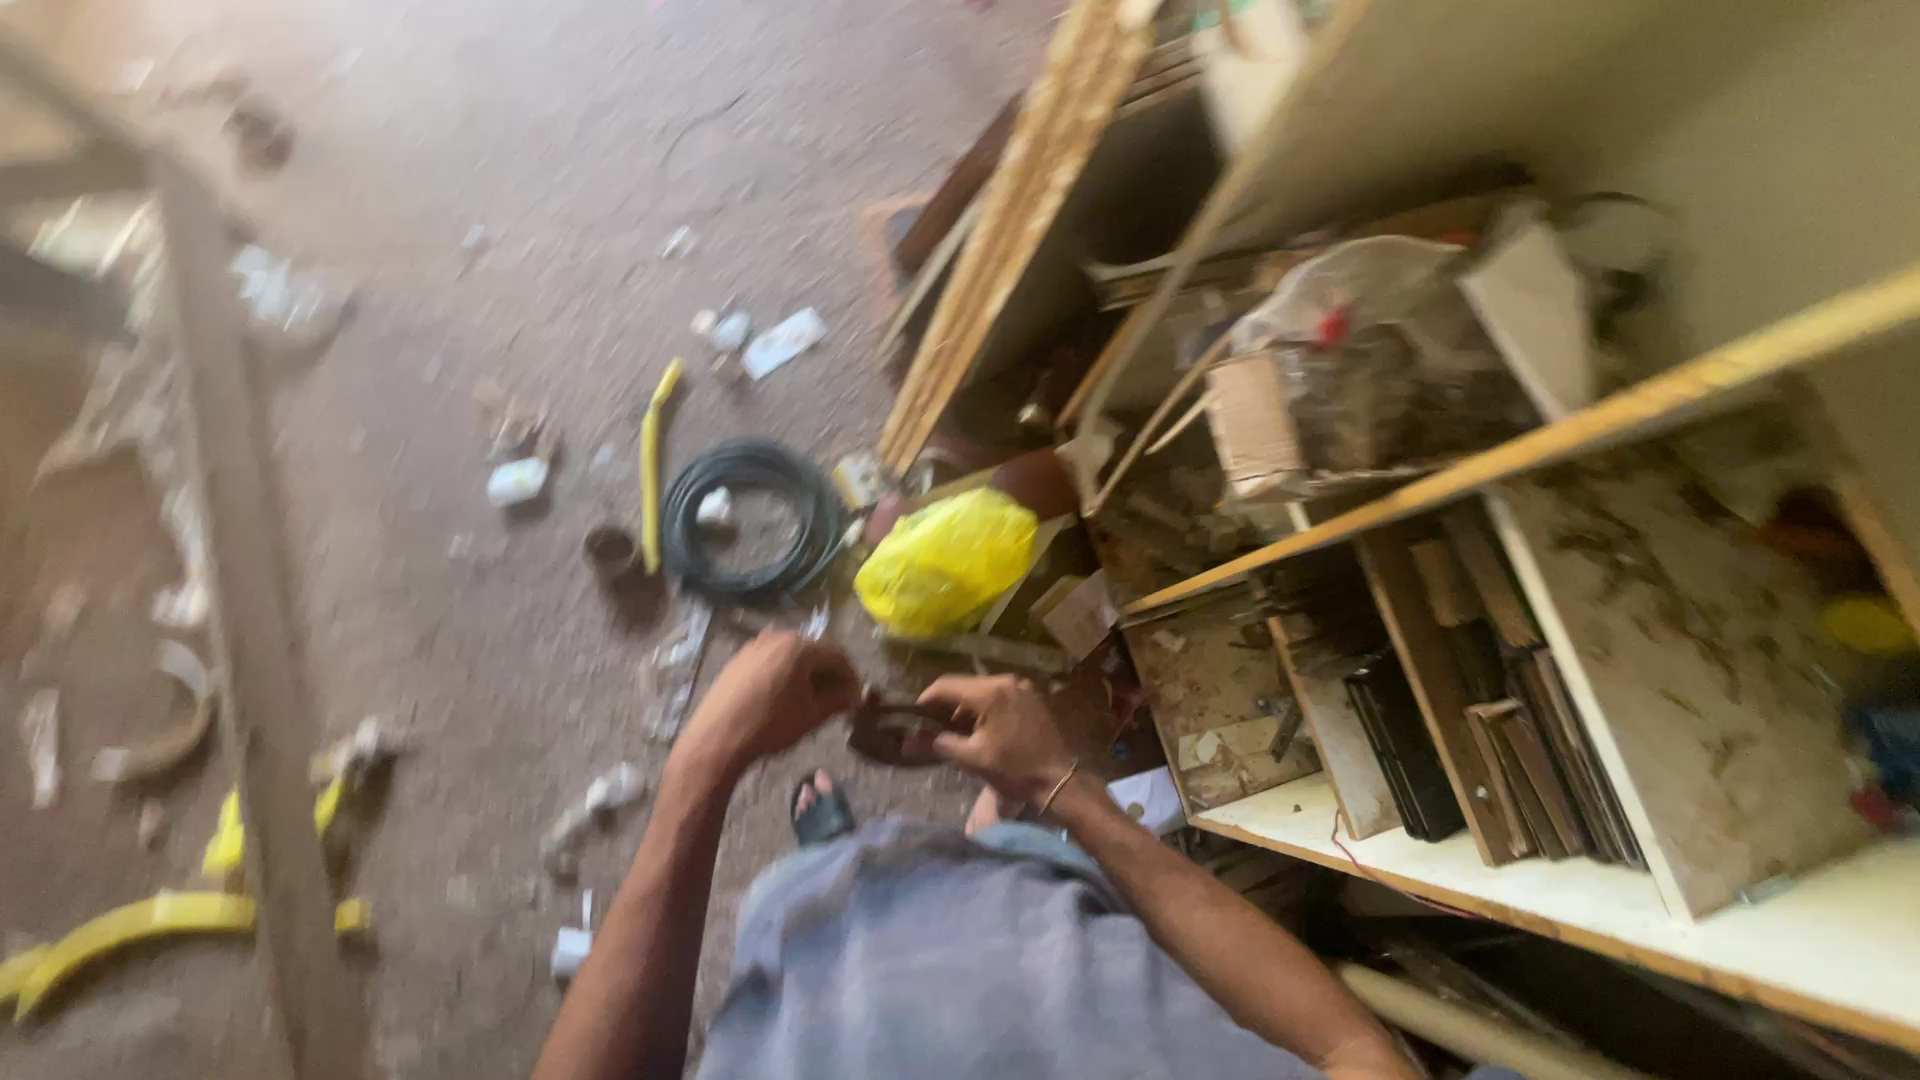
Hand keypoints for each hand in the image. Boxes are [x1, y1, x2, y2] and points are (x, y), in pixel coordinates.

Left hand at [674, 630, 860, 777]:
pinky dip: (784, 673)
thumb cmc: (771, 724)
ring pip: (791, 655)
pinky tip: (784, 695)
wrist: (717, 738)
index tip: (855, 697)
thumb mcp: (812, 715)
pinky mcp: (738, 659)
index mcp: (799, 646)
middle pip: (813, 650)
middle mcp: (777, 637)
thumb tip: (855, 697)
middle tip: (836, 697)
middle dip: (828, 673)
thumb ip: (838, 701)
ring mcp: (754, 646)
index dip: (850, 675)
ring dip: (806, 673)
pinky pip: (771, 660)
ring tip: (811, 698)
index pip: (837, 654)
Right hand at [918, 675, 1077, 805]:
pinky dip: (984, 704)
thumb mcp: (972, 759)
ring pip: (981, 688)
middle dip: (946, 701)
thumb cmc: (1014, 770)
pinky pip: (998, 693)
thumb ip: (940, 743)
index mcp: (990, 693)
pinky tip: (979, 724)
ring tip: (954, 727)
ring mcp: (1021, 687)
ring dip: (965, 703)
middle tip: (931, 722)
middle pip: (964, 684)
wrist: (1059, 780)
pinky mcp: (1030, 696)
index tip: (914, 713)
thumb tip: (910, 741)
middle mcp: (1006, 681)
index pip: (947, 685)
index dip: (927, 698)